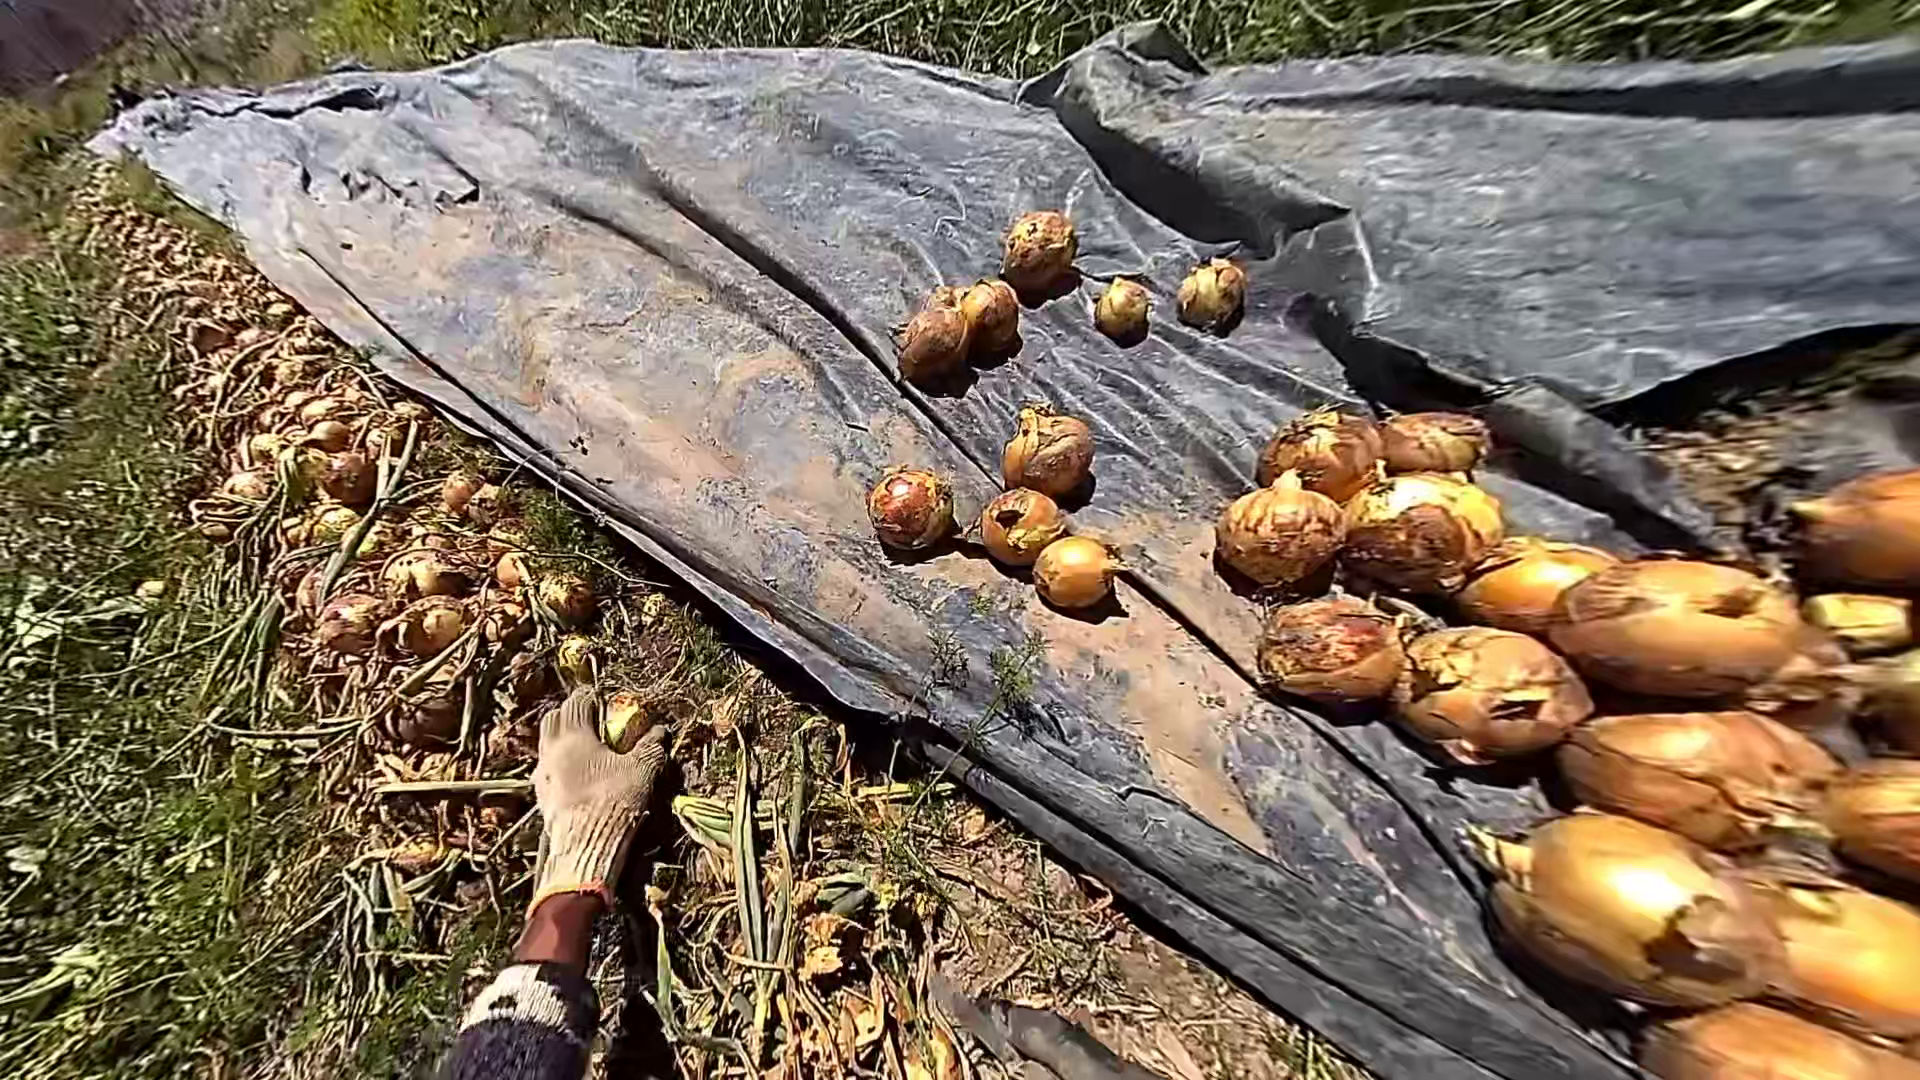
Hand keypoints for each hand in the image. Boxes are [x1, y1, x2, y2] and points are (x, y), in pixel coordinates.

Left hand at [529, 687, 666, 916]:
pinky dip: (563, 760)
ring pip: (548, 744)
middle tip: (595, 715)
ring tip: (590, 744)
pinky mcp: (542, 798)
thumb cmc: (614, 799)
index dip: (592, 696)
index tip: (607, 697)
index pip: (577, 702)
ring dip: (565, 737)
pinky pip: (549, 767)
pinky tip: (582, 772)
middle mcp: (551, 752)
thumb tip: (659, 729)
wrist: (585, 850)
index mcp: (573, 737)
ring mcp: (542, 776)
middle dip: (572, 712)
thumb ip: (651, 744)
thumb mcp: (642, 767)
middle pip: (554, 719)